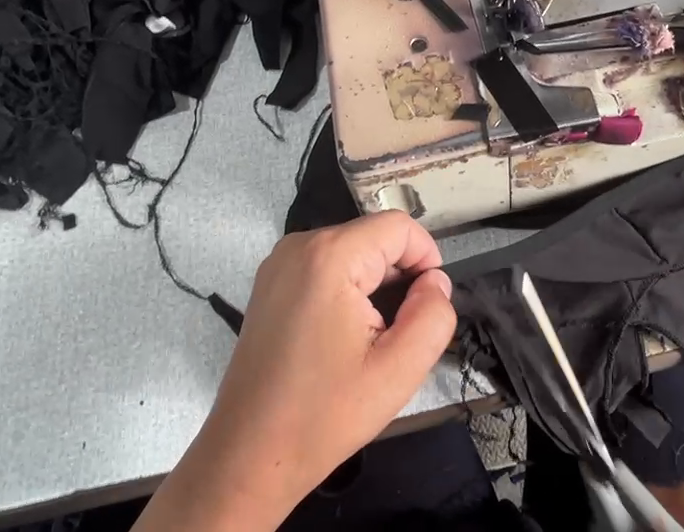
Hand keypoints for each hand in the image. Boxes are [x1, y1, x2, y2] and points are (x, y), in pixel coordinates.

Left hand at [137, 212, 456, 531]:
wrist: (248, 456)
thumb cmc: (324, 415)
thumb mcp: (398, 371)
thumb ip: (433, 316)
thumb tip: (435, 282)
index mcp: (329, 256)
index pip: (399, 227)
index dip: (426, 261)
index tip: (426, 309)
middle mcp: (299, 245)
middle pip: (375, 237)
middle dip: (398, 278)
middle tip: (394, 336)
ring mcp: (279, 262)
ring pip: (354, 252)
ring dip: (375, 287)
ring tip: (368, 341)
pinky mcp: (271, 283)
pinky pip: (328, 267)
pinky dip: (347, 291)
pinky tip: (341, 338)